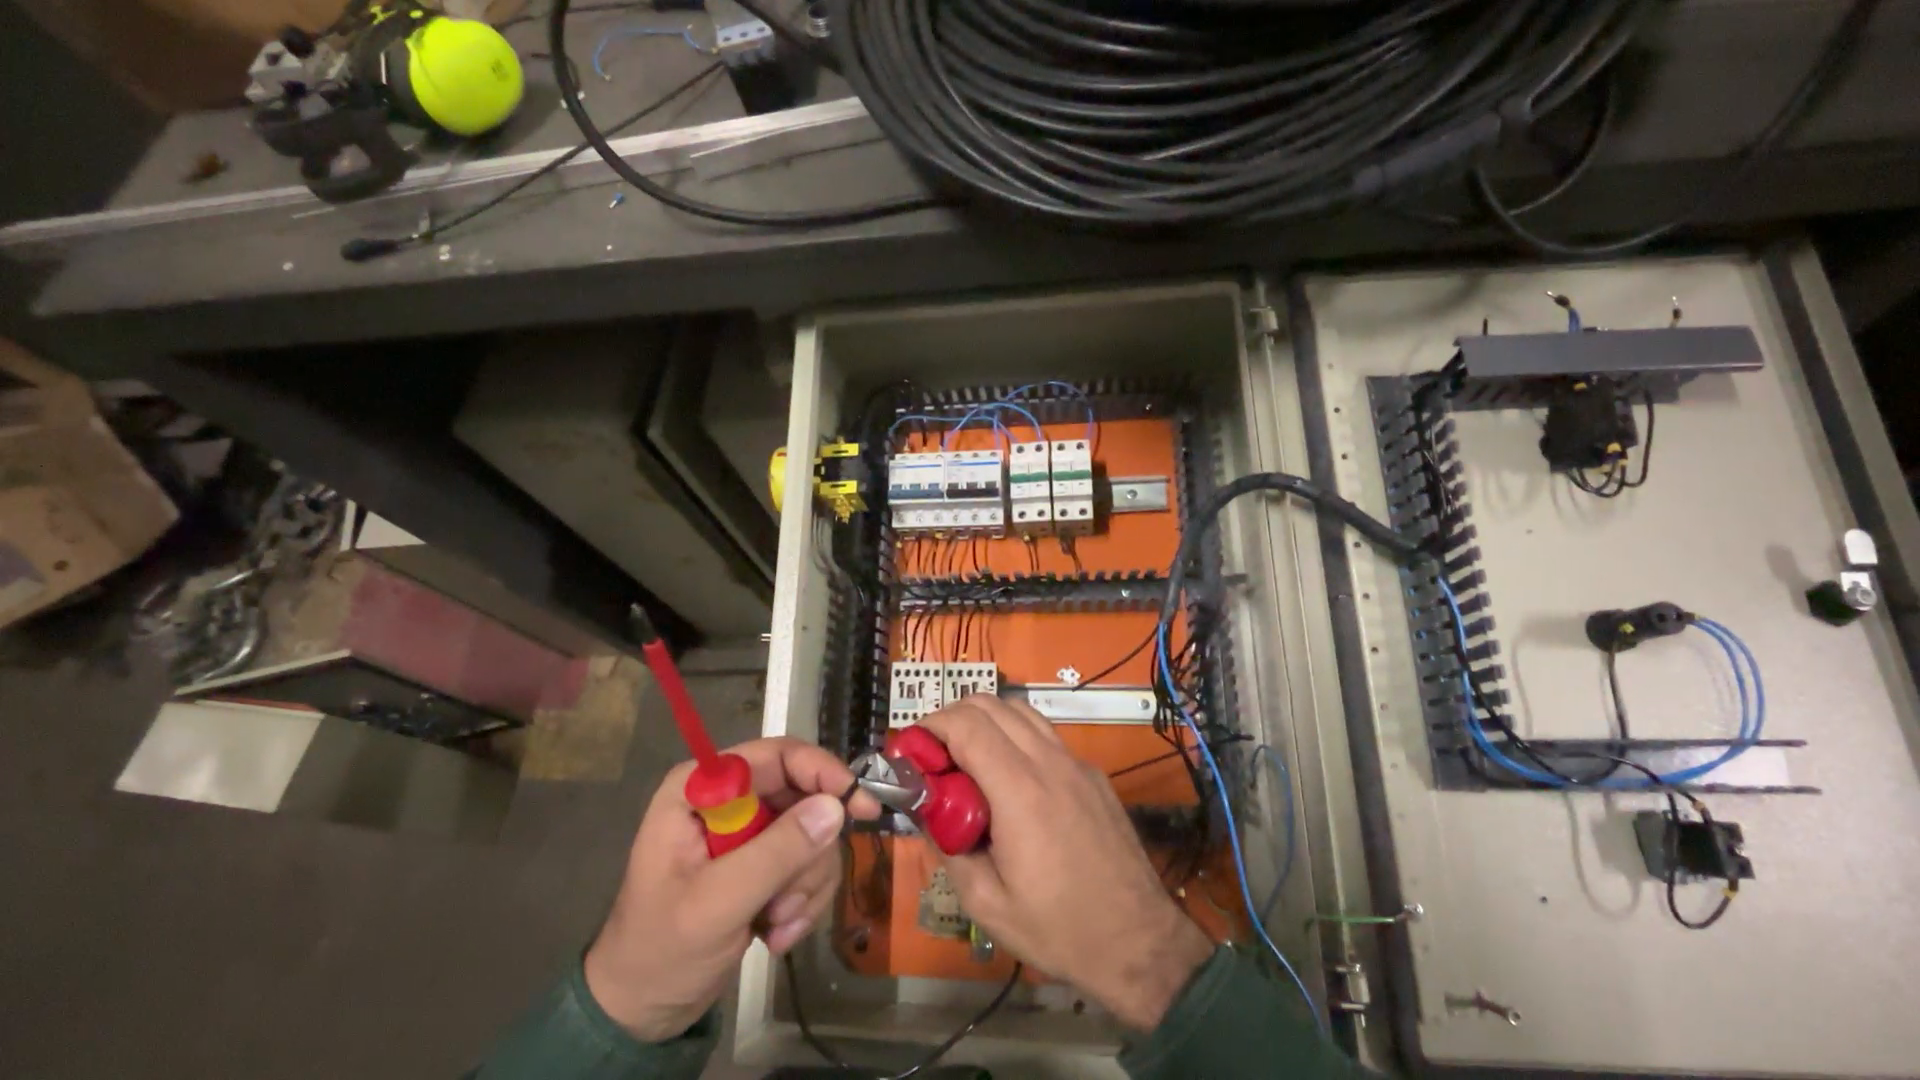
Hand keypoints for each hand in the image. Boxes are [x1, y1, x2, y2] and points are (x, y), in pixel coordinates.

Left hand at [583, 737, 879, 1040]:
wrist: (642, 1008)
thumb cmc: (661, 950)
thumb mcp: (717, 902)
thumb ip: (776, 853)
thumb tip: (836, 807)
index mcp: (701, 789)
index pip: (778, 755)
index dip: (822, 773)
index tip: (859, 807)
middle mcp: (729, 801)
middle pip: (805, 798)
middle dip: (808, 856)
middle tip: (789, 902)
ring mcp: (748, 833)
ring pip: (814, 836)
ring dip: (804, 887)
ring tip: (774, 927)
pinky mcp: (763, 865)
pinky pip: (810, 867)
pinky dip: (803, 904)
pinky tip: (775, 935)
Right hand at [918, 697, 1214, 1031]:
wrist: (1139, 944)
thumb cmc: (1058, 929)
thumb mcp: (985, 902)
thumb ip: (947, 845)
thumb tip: (925, 809)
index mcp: (1020, 790)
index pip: (966, 724)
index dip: (930, 727)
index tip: (910, 751)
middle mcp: (1051, 763)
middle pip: (992, 705)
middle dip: (952, 719)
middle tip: (933, 759)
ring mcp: (1078, 766)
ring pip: (1022, 712)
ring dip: (986, 723)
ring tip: (967, 765)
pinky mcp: (1095, 777)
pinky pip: (1047, 737)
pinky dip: (1017, 739)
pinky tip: (1009, 783)